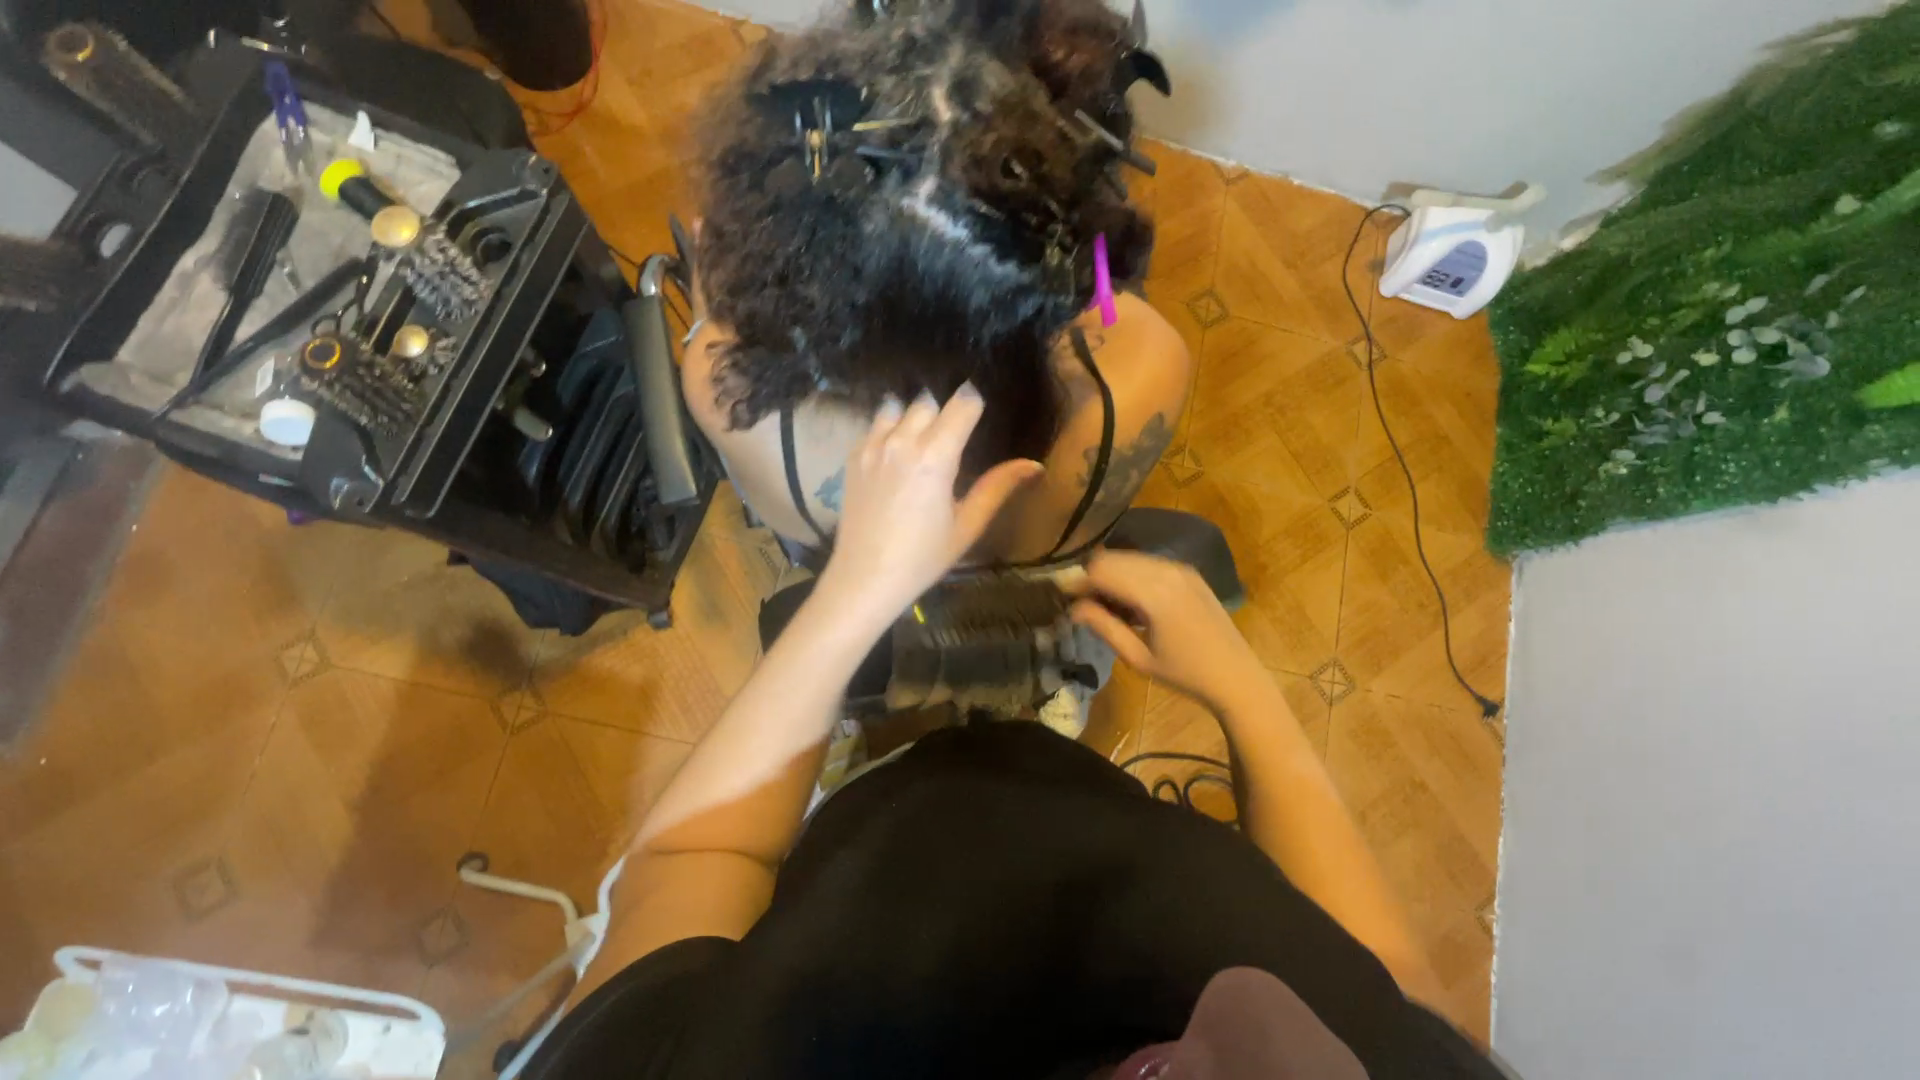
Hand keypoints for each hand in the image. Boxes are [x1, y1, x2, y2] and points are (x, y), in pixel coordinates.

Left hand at [817, 385, 1043, 617]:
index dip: (974, 407)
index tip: (977, 419)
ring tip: (919, 444)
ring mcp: (873, 446)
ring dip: (912, 417)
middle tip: (949, 442)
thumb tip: (1033, 465)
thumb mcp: (967, 525)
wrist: (865, 577)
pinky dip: (888, 430)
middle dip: (943, 413)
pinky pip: (874, 425)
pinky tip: (894, 457)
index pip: (963, 403)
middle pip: (929, 401)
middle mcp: (902, 441)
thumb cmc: (923, 558)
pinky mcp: (854, 456)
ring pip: (897, 406)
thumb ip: (998, 488)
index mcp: (936, 456)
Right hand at [1067, 549, 1263, 711]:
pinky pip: (1148, 563)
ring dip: (1112, 574)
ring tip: (1106, 605)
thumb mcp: (1137, 658)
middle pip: (1113, 558)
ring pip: (1129, 558)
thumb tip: (1073, 608)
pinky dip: (1132, 575)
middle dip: (1093, 576)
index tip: (1063, 598)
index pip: (1101, 571)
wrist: (1236, 676)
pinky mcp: (1189, 572)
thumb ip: (1104, 627)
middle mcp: (1167, 572)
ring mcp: (1180, 569)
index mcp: (1154, 594)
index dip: (1078, 582)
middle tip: (1082, 603)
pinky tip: (1131, 602)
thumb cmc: (1184, 674)